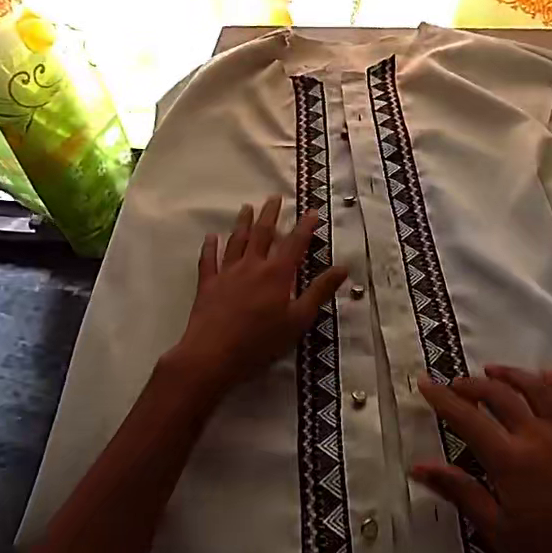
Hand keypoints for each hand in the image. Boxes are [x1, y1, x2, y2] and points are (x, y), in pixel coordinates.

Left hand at [161, 196, 347, 398]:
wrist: (213, 355)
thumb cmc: (260, 342)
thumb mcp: (298, 320)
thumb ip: (319, 292)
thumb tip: (343, 268)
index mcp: (277, 274)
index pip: (295, 244)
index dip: (305, 226)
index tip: (312, 211)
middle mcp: (252, 266)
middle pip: (263, 234)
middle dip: (271, 214)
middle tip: (274, 197)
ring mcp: (227, 273)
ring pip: (236, 241)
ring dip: (243, 223)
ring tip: (247, 208)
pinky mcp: (208, 284)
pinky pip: (209, 260)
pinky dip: (210, 247)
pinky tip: (211, 237)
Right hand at [414, 365, 551, 552]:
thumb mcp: (500, 532)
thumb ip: (462, 492)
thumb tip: (420, 466)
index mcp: (510, 460)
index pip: (467, 417)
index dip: (442, 398)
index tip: (425, 383)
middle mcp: (537, 435)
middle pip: (499, 394)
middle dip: (472, 384)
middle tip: (455, 384)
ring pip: (536, 388)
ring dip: (511, 374)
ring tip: (492, 371)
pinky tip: (547, 377)